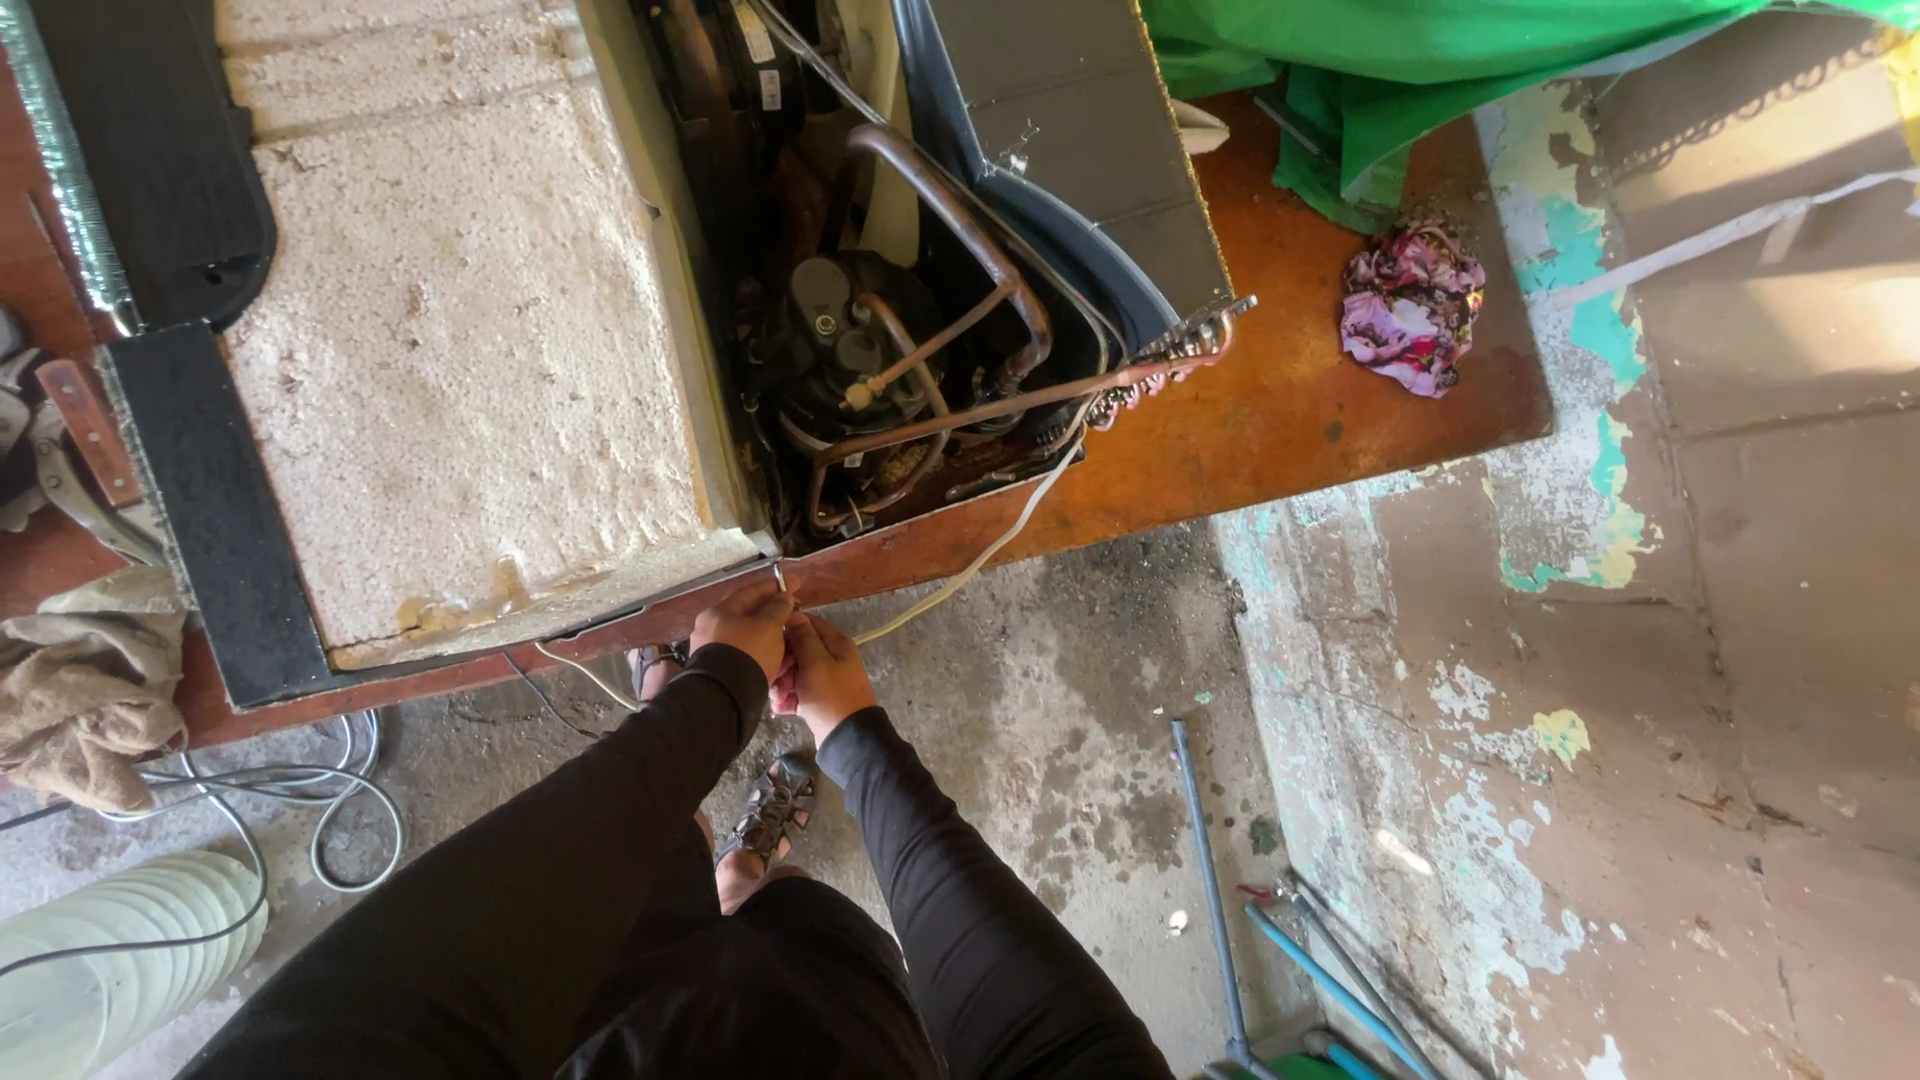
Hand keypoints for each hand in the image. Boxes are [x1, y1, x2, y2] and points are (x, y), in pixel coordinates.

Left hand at [690, 580, 796, 682]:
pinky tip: (779, 652)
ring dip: (770, 632)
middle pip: (748, 613)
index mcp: (718, 612)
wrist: (727, 697)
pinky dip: (763, 649)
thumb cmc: (748, 653)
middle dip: (773, 611)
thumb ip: (778, 607)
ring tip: (790, 632)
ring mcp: (713, 650)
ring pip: (748, 635)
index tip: (795, 583)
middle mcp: (711, 629)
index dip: (775, 586)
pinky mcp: (721, 669)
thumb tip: (784, 596)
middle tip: (794, 609)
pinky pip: (746, 652)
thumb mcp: (768, 626)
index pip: (750, 592)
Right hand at [773, 613, 877, 743]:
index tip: (771, 642)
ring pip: (796, 672)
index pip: (809, 624)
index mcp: (836, 644)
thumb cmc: (831, 695)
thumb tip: (795, 612)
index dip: (789, 631)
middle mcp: (832, 658)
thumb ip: (804, 637)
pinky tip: (781, 709)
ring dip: (783, 684)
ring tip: (778, 698)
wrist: (847, 738)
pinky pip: (799, 692)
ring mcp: (826, 680)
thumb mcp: (816, 662)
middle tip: (775, 677)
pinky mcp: (819, 699)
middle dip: (783, 663)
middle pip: (799, 650)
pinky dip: (789, 699)